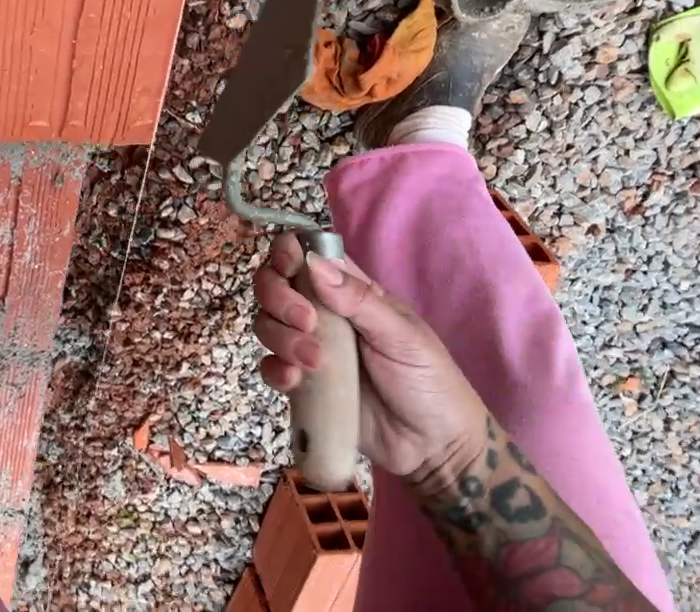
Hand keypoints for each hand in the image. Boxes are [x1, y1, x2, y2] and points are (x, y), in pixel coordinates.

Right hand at [254, 234, 487, 490]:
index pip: (303, 252)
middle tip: (306, 322)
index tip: (290, 269)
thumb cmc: (428, 380)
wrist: (433, 448)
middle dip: (278, 298)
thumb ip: (358, 299)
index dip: (286, 253)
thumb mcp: (402, 336)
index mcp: (347, 289)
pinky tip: (295, 381)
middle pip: (272, 283)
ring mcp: (306, 345)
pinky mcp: (300, 381)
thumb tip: (313, 261)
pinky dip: (275, 369)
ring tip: (315, 363)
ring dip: (281, 337)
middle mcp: (320, 311)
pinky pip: (268, 365)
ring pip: (266, 322)